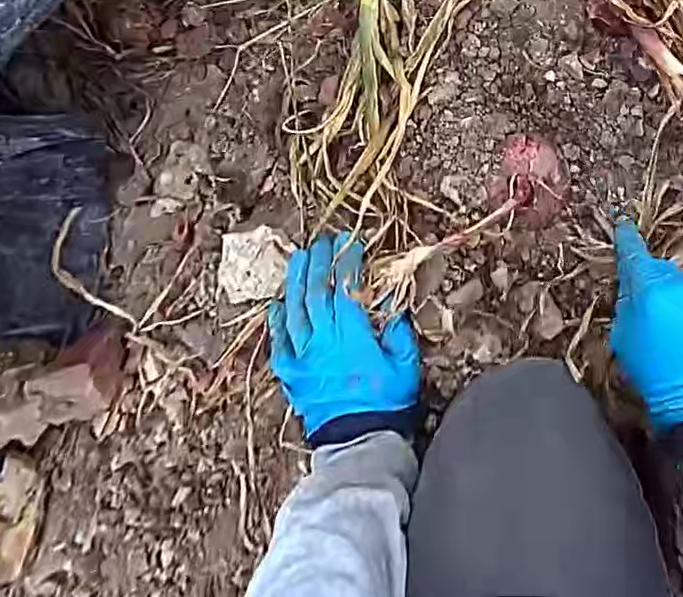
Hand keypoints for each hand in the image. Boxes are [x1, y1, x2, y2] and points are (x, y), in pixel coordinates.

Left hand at [268, 231, 420, 434]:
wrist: (359, 440)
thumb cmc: (388, 398)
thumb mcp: (404, 359)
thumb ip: (396, 326)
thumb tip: (391, 297)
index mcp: (352, 335)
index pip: (345, 288)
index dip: (347, 262)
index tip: (351, 243)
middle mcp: (323, 342)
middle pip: (315, 293)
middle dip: (319, 263)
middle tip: (324, 242)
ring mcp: (303, 358)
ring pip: (294, 311)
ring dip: (296, 281)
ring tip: (299, 258)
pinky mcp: (292, 374)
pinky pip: (280, 342)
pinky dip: (278, 320)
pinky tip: (278, 303)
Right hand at [609, 215, 682, 428]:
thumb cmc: (654, 373)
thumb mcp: (624, 338)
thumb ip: (626, 304)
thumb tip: (631, 285)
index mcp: (649, 288)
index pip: (634, 253)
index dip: (627, 239)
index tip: (624, 224)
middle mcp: (680, 282)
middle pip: (661, 272)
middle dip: (655, 285)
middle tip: (653, 313)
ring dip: (680, 300)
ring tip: (679, 333)